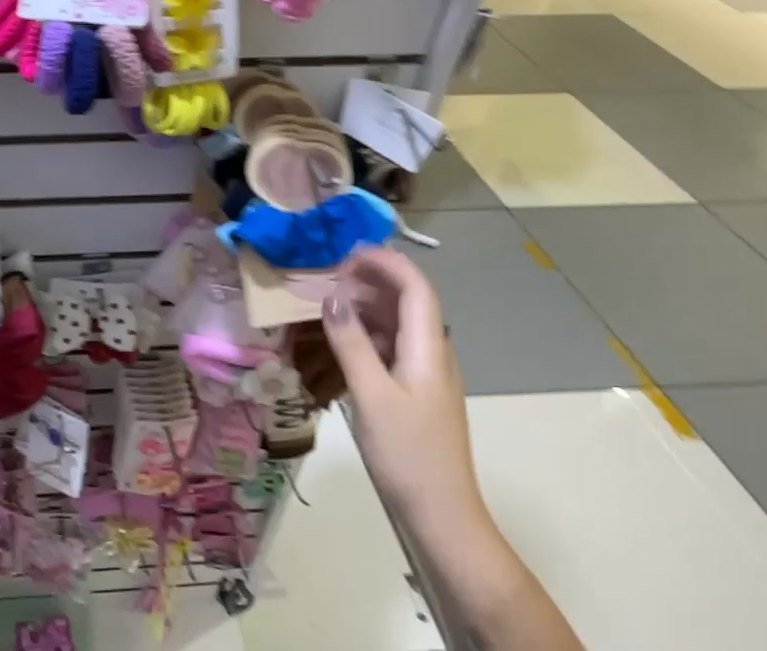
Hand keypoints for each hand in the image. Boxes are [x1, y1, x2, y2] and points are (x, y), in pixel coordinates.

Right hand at [323, 248, 483, 528]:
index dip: (385, 262)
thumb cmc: (407, 453)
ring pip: (398, 325)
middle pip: (407, 301)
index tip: (345, 253)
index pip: (415, 287)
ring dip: (365, 307)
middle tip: (325, 276)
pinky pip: (392, 348)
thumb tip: (332, 297)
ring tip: (326, 303)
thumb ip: (351, 342)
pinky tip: (340, 341)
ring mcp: (426, 375)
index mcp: (430, 348)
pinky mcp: (415, 394)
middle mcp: (433, 353)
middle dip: (370, 280)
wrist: (440, 514)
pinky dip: (366, 335)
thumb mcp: (371, 395)